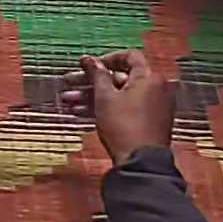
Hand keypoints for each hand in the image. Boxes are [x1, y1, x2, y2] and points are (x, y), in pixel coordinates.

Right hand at [60, 49, 173, 166]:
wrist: (141, 164)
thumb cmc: (122, 124)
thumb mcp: (105, 97)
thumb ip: (97, 74)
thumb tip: (88, 58)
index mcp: (149, 77)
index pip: (129, 56)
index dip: (106, 59)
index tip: (88, 66)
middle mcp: (155, 88)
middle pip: (120, 78)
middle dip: (91, 81)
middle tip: (68, 83)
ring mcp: (152, 107)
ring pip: (119, 95)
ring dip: (92, 96)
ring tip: (67, 101)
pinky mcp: (147, 123)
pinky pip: (125, 108)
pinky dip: (106, 108)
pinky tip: (80, 113)